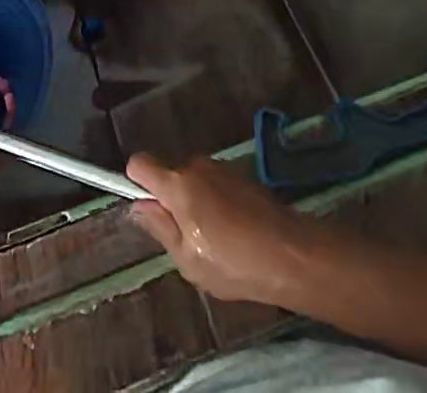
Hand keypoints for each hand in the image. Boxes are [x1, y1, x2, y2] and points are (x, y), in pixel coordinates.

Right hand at [125, 154, 321, 305]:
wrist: (291, 254)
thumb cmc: (234, 263)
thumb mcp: (188, 259)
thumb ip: (160, 228)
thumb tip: (138, 206)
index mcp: (178, 185)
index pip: (140, 163)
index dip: (135, 181)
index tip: (146, 206)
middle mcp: (197, 166)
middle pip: (168, 174)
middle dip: (170, 199)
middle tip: (186, 236)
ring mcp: (221, 167)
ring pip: (192, 180)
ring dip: (194, 201)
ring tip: (214, 238)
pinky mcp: (241, 174)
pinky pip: (214, 182)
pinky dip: (215, 200)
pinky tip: (233, 230)